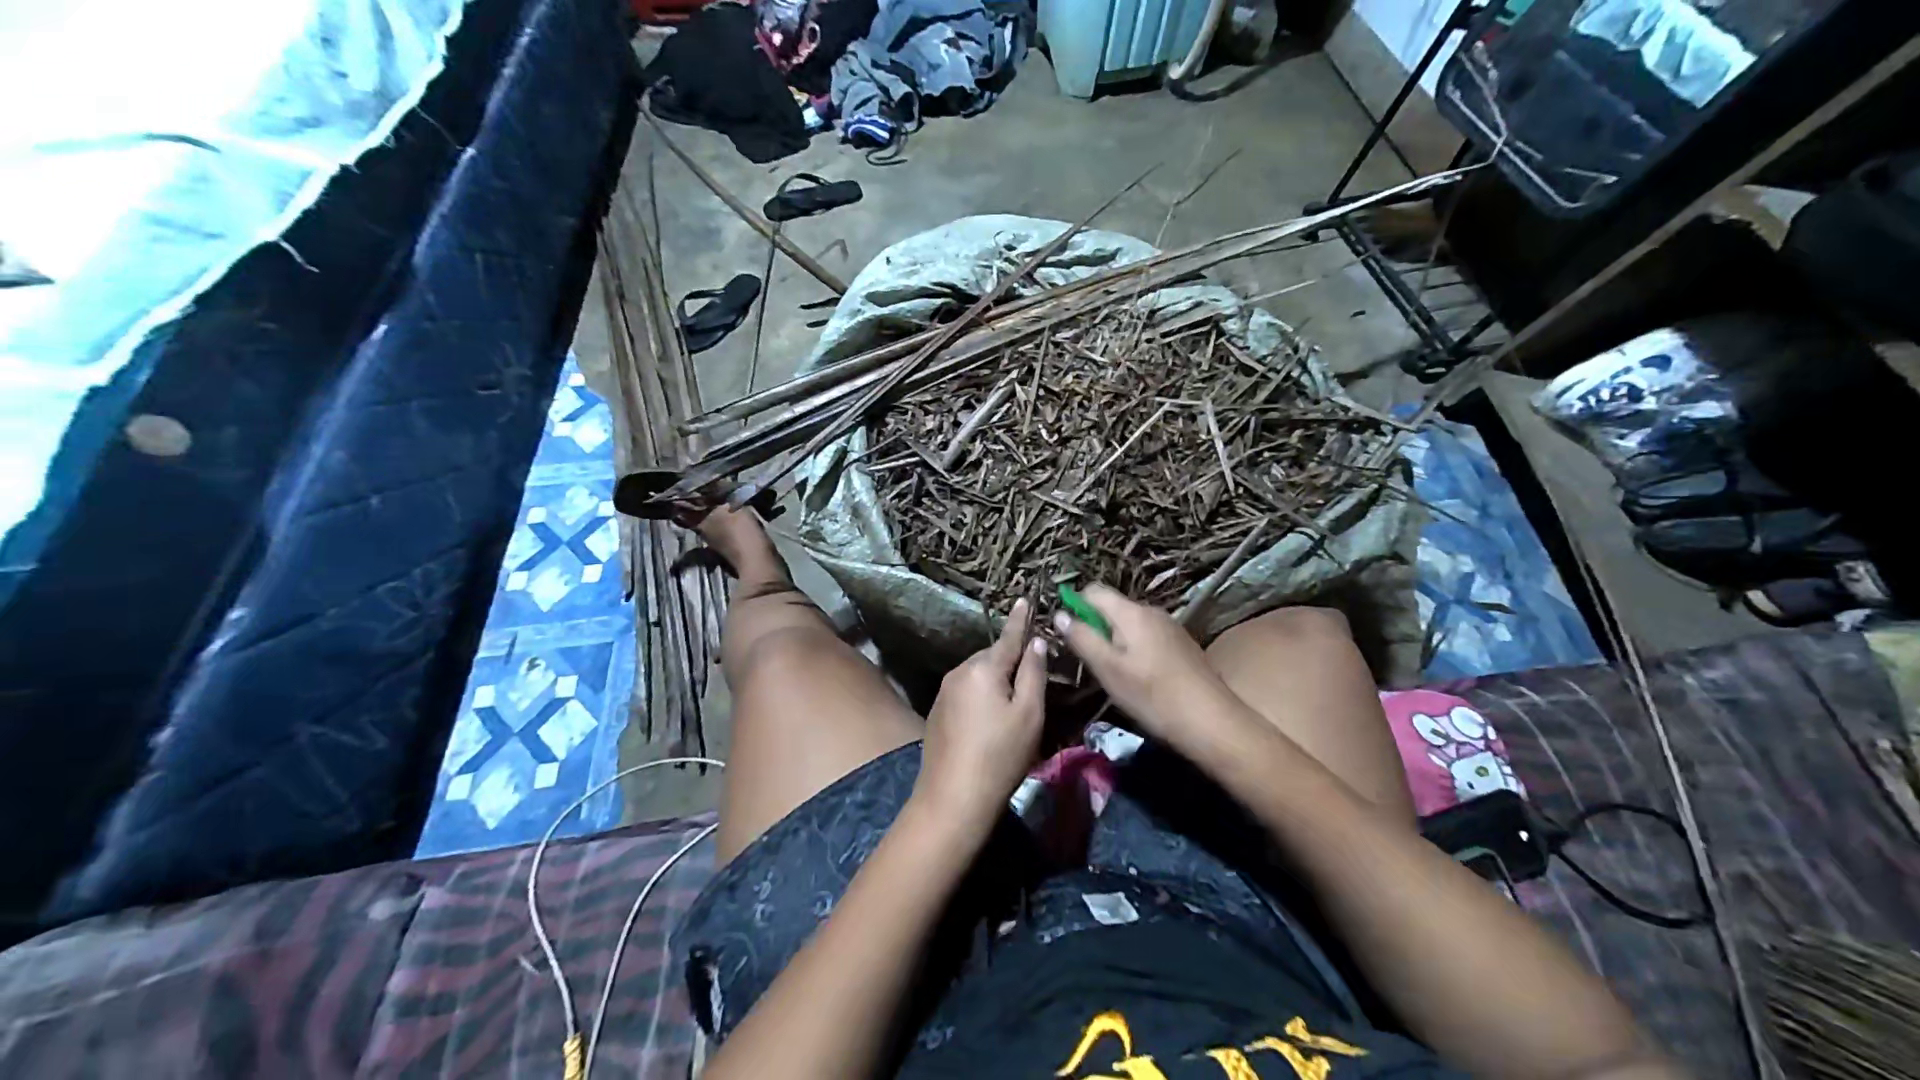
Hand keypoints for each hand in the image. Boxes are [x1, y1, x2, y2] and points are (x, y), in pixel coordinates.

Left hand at [914, 599, 1047, 832]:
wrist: (953, 797)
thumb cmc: (1000, 754)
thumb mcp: (1029, 713)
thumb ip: (1033, 673)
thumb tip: (1035, 642)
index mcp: (984, 667)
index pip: (1008, 636)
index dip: (1020, 619)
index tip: (1024, 599)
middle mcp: (959, 671)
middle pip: (993, 657)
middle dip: (1011, 661)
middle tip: (1034, 678)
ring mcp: (944, 691)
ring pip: (979, 676)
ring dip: (996, 682)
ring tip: (1015, 706)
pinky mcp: (937, 711)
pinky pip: (966, 692)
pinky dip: (981, 697)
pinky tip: (990, 722)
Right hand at [1051, 584, 1230, 743]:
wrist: (1211, 722)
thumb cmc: (1152, 696)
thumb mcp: (1108, 669)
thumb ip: (1082, 638)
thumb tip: (1060, 614)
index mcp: (1132, 613)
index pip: (1094, 591)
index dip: (1076, 606)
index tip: (1070, 635)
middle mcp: (1152, 612)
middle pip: (1113, 607)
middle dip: (1096, 627)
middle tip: (1091, 662)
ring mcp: (1170, 627)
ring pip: (1130, 624)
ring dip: (1115, 641)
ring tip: (1113, 674)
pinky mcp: (1181, 645)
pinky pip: (1147, 637)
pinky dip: (1134, 650)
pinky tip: (1139, 679)